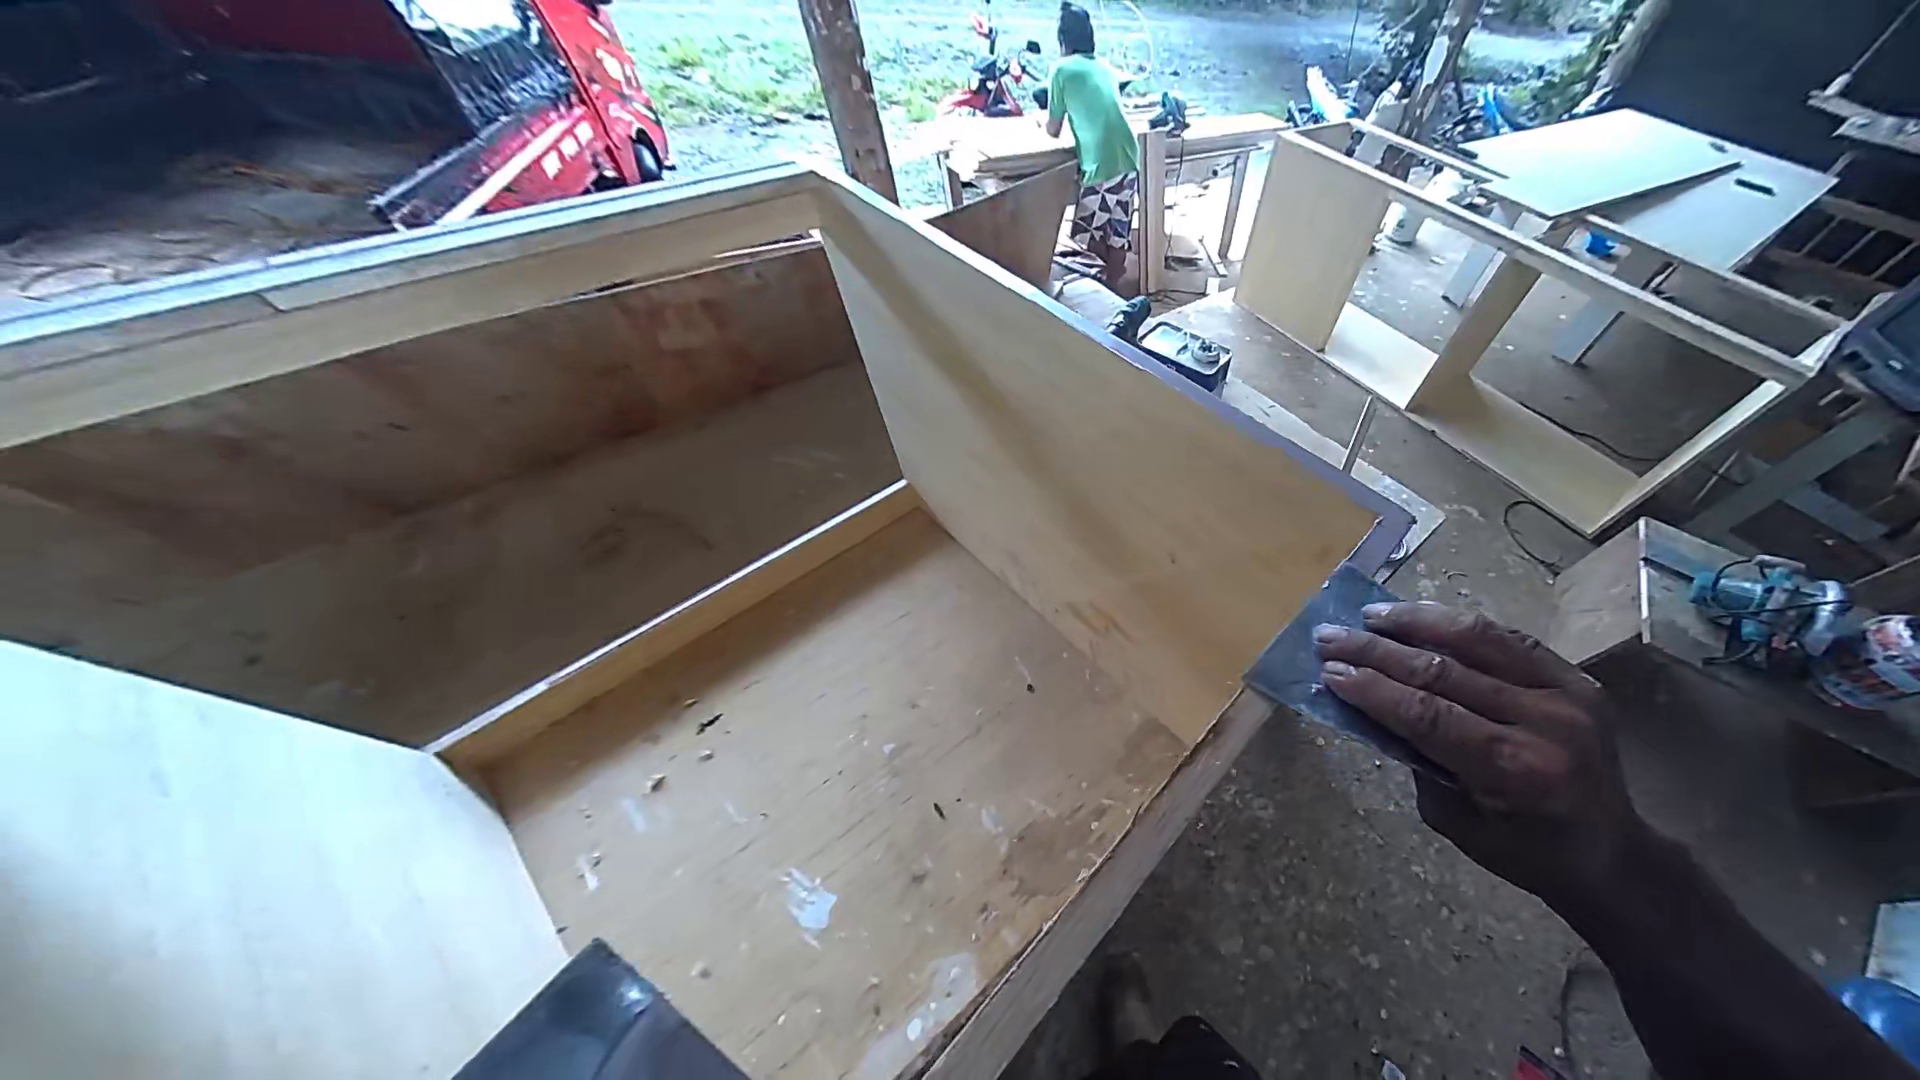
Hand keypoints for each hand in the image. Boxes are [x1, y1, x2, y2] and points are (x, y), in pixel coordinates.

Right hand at [1312, 602, 1652, 911]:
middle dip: (1374, 651)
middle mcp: (1546, 725)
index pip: (1426, 714)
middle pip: (1441, 671)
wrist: (1612, 854)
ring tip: (1368, 615)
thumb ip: (1411, 753)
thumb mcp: (1448, 813)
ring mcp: (1568, 695)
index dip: (1371, 688)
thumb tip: (1362, 700)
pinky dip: (1454, 623)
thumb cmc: (1519, 847)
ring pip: (1476, 639)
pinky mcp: (1577, 678)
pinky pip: (1505, 638)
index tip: (1328, 669)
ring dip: (1413, 622)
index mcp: (1515, 769)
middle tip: (1328, 636)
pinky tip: (1416, 616)